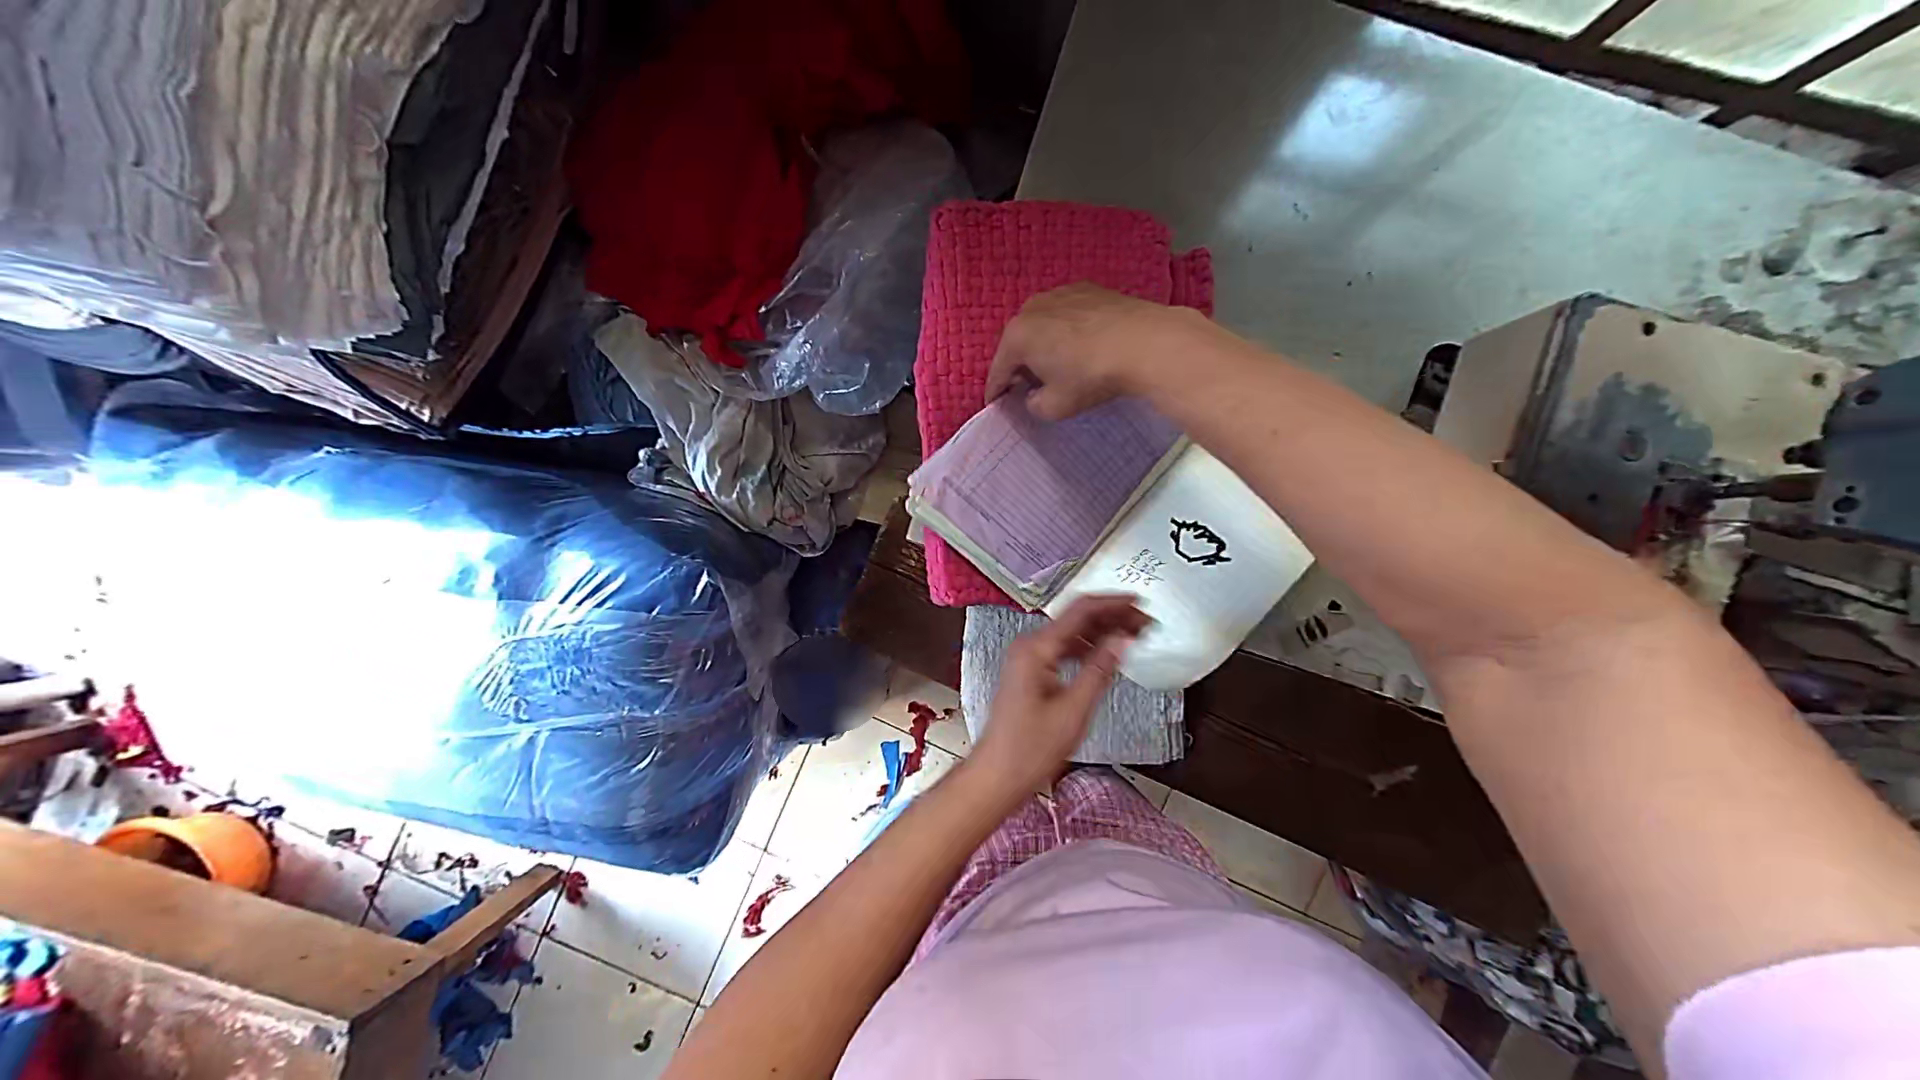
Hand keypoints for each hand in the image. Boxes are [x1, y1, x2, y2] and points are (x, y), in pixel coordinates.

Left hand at [969, 594, 1150, 794]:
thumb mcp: (1074, 710)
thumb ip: (1100, 670)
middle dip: (1112, 616)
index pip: (1081, 611)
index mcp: (1036, 649)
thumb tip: (1122, 641)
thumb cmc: (1029, 749)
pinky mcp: (1030, 672)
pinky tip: (1107, 654)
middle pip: (1076, 618)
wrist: (998, 774)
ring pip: (1071, 632)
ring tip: (1132, 634)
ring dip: (1102, 631)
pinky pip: (1063, 648)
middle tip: (1143, 620)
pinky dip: (1087, 647)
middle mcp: (1028, 647)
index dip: (1113, 603)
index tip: (1139, 602)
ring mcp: (1027, 658)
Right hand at [985, 283, 1200, 420]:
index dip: (996, 391)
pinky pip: (1067, 314)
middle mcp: (1032, 307)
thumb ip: (1034, 405)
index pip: (998, 370)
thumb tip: (1034, 396)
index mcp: (1016, 336)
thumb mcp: (1055, 406)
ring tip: (1058, 365)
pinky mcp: (1088, 288)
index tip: (996, 403)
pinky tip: (1081, 346)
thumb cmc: (1091, 376)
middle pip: (1018, 343)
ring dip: (1044, 344)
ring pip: (1042, 325)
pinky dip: (1067, 330)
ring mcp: (1061, 293)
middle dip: (1020, 365)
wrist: (1145, 343)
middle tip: (1030, 387)